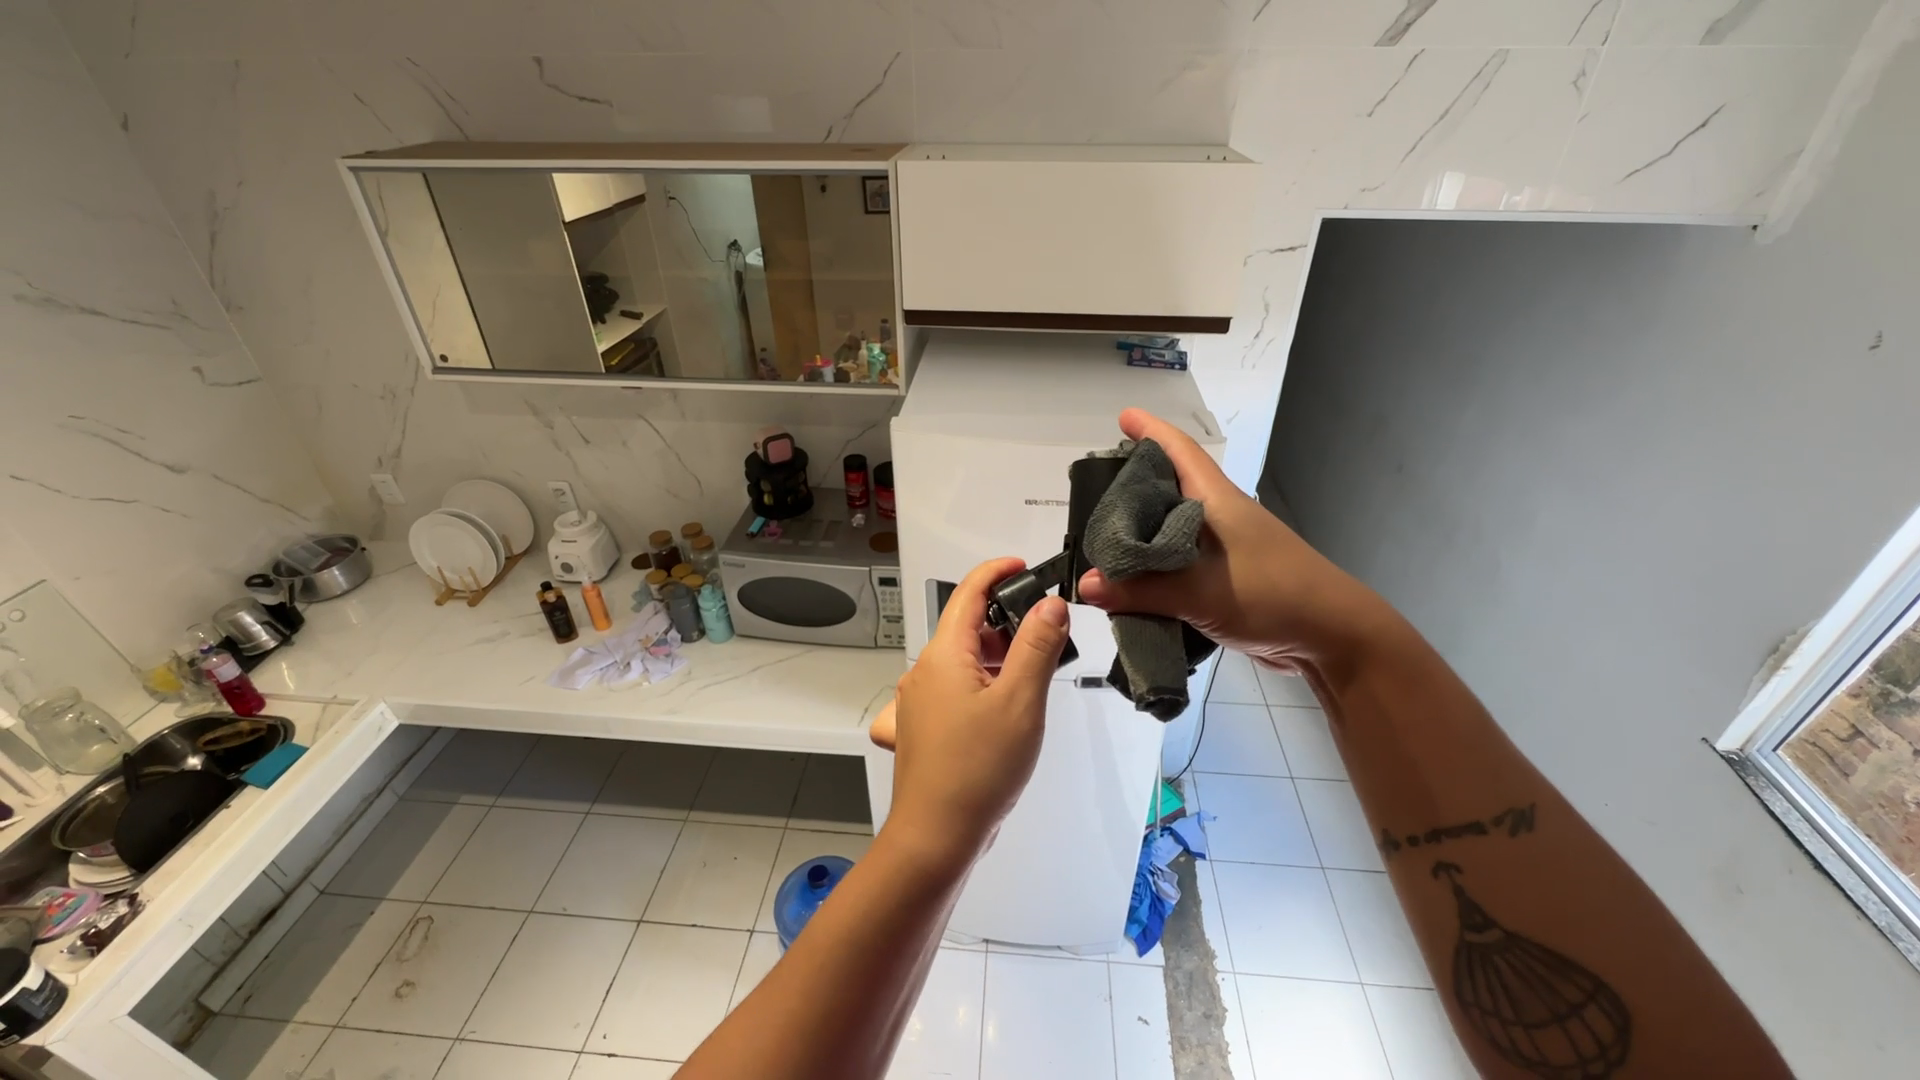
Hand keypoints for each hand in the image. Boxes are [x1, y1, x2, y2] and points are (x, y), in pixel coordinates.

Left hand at [869, 557, 1070, 860]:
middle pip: (967, 627)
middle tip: (1047, 639)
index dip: (997, 572)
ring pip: (963, 662)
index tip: (1027, 566)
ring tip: (1033, 679)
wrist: (936, 836)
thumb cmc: (977, 770)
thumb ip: (1037, 647)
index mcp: (944, 655)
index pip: (969, 592)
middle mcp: (925, 673)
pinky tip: (1004, 710)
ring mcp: (921, 702)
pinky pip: (956, 692)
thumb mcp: (1021, 702)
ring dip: (998, 658)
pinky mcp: (926, 728)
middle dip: (1008, 623)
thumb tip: (1050, 604)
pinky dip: (984, 687)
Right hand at [1075, 409, 1396, 683]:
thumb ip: (1140, 590)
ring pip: (1174, 529)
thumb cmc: (1271, 594)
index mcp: (1216, 501)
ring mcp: (1226, 549)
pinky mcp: (1227, 579)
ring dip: (1144, 531)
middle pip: (1171, 488)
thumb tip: (1086, 586)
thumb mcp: (1199, 593)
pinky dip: (1157, 566)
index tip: (1124, 417)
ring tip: (1106, 540)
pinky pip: (1182, 562)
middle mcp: (1219, 517)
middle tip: (1096, 494)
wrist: (1331, 635)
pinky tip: (1135, 583)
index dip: (1151, 431)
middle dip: (1135, 484)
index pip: (1179, 452)